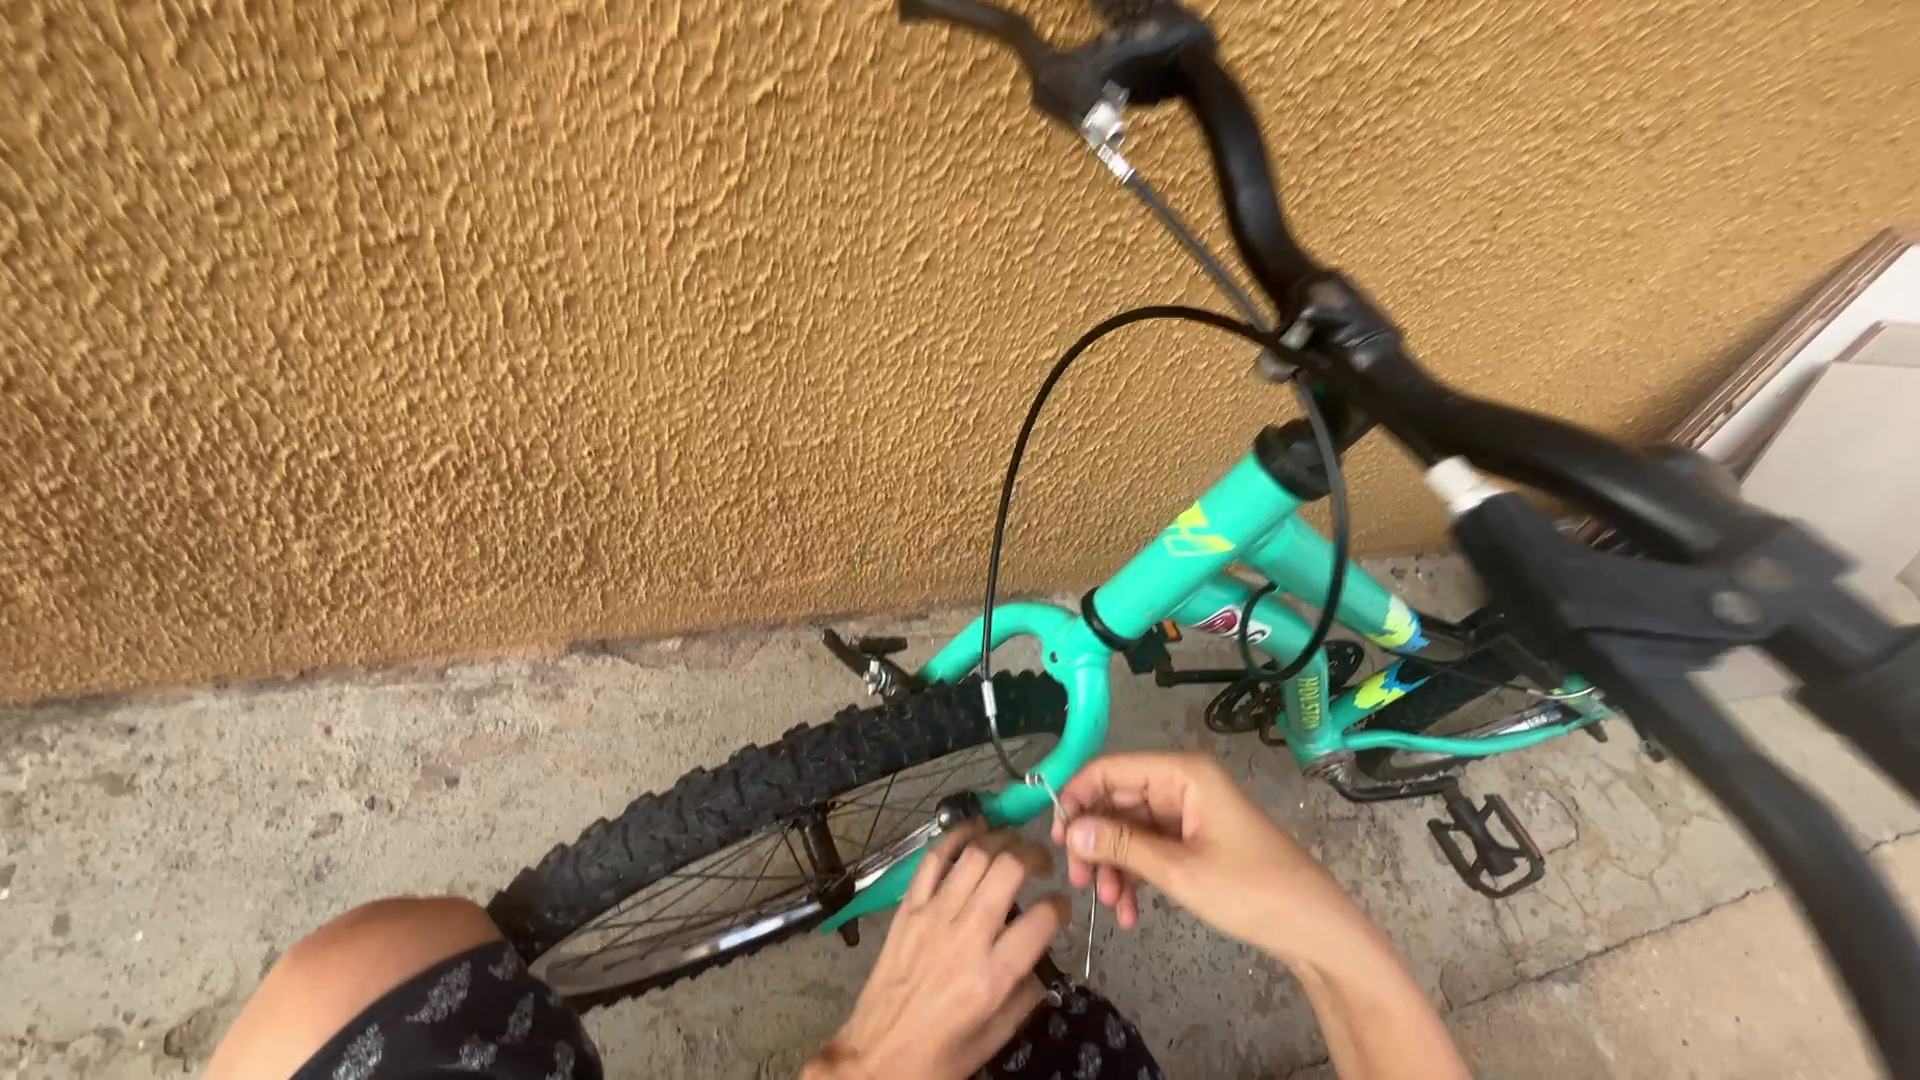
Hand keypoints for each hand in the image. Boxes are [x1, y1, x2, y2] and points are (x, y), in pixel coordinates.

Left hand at [806, 825, 1069, 1079]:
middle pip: (1008, 870)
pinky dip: (955, 836)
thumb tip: (1043, 957)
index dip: (1061, 905)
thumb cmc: (940, 1056)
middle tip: (1043, 862)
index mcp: (991, 977)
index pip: (1042, 920)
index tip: (1062, 906)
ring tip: (1014, 842)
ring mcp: (932, 916)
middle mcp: (964, 937)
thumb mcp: (996, 1037)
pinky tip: (974, 830)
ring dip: (1001, 839)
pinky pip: (933, 859)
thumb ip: (1027, 993)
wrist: (876, 1058)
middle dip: (1035, 855)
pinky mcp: (908, 908)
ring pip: (974, 855)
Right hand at [1050, 752, 1333, 953]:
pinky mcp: (1192, 839)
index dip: (1077, 797)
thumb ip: (1122, 847)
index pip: (1110, 769)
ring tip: (1111, 907)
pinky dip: (1135, 875)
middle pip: (1116, 800)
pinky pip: (1148, 847)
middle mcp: (1181, 784)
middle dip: (1095, 841)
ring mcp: (1187, 812)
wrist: (1315, 931)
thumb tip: (1070, 831)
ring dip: (1114, 866)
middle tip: (1079, 881)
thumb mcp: (1180, 871)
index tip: (1056, 837)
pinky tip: (1130, 912)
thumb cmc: (1251, 891)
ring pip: (1128, 829)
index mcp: (1182, 773)